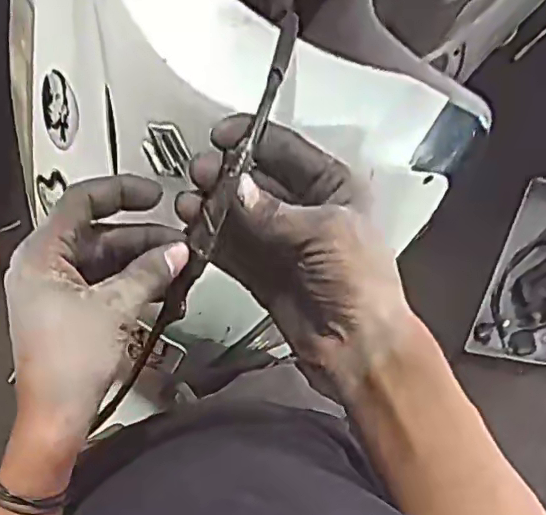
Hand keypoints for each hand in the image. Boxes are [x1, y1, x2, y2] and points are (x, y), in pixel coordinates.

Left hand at [4, 175, 188, 438]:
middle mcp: (41, 271)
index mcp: (39, 256)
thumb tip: (174, 251)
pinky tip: (157, 296)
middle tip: (175, 247)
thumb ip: (148, 272)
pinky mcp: (65, 319)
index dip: (121, 192)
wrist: (57, 417)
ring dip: (138, 269)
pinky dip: (127, 291)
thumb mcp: (115, 308)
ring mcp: (52, 296)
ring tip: (174, 273)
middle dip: (139, 241)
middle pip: (96, 238)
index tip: (152, 195)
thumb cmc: (66, 368)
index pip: (81, 202)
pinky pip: (99, 292)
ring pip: (101, 267)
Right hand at [175, 117, 416, 392]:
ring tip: (186, 206)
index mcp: (333, 187)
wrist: (358, 347)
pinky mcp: (264, 278)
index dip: (252, 139)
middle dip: (225, 179)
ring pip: (240, 220)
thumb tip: (234, 187)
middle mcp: (305, 212)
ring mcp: (282, 247)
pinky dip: (213, 245)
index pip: (287, 151)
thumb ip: (274, 212)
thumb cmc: (359, 283)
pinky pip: (234, 254)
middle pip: (257, 184)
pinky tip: (193, 234)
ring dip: (213, 212)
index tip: (218, 137)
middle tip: (197, 177)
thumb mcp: (323, 233)